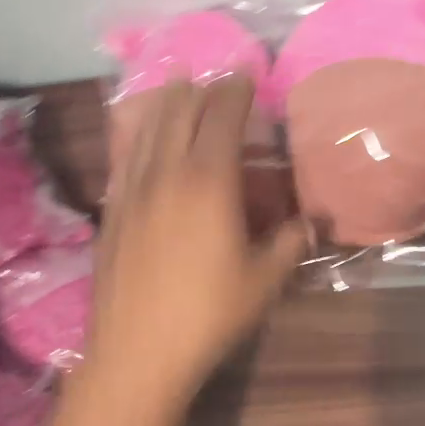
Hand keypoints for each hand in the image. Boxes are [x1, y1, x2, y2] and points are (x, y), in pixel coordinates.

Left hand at [80, 76, 306, 411]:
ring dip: (163, 105)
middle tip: (213, 78)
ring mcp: (132, 191)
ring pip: (146, 131)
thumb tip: (313, 222)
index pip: (221, 119)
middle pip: (179, 115)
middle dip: (199, 91)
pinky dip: (136, 136)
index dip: (235, 93)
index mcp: (209, 183)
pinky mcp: (111, 213)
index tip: (246, 75)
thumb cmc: (211, 314)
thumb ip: (290, 243)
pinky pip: (124, 158)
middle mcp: (166, 174)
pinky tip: (139, 139)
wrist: (139, 350)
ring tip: (174, 89)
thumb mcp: (265, 280)